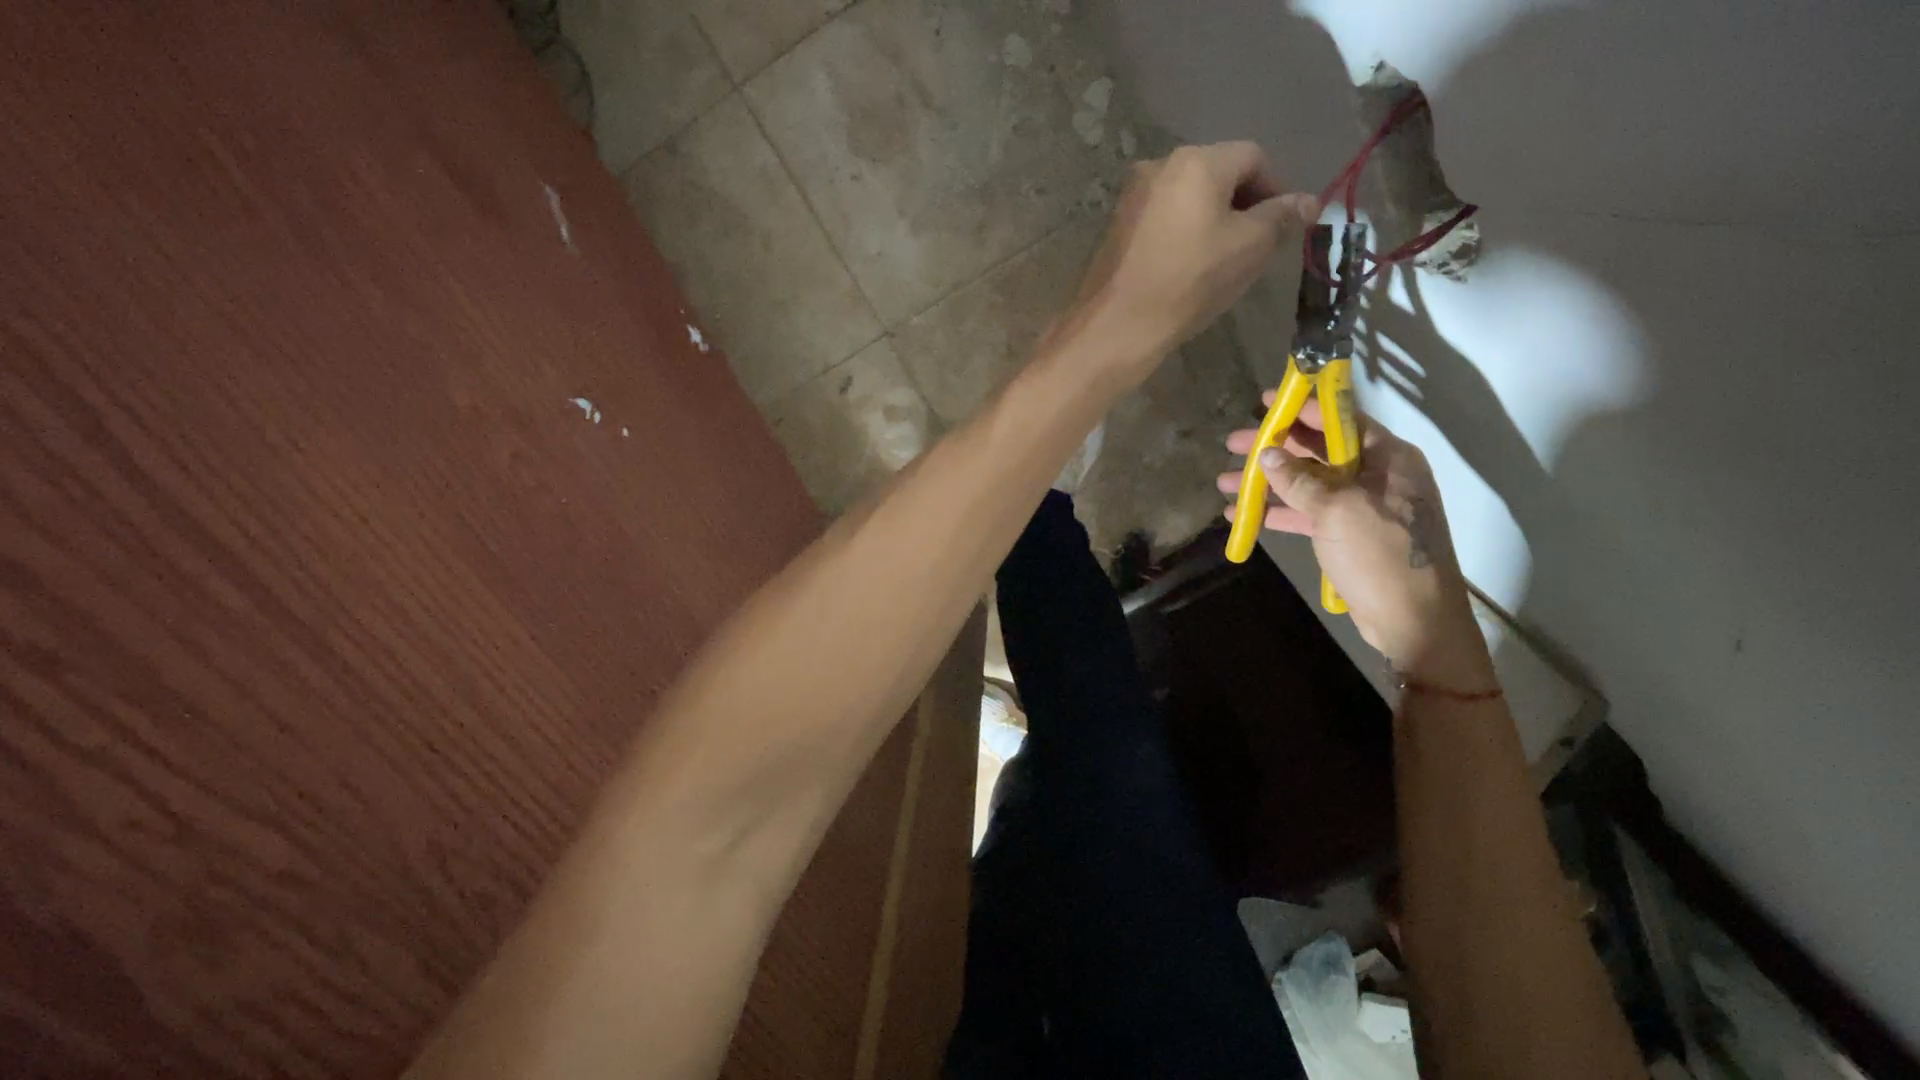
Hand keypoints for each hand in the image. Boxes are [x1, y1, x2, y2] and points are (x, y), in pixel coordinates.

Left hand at [1062, 142, 1318, 381]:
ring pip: (1189, 196)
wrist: (1117, 324)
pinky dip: (1185, 232)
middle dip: (1244, 203)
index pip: (1253, 157)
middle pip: (1218, 172)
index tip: (1286, 226)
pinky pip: (1164, 217)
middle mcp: (1160, 165)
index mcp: (1196, 160)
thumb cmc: (1190, 280)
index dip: (1277, 187)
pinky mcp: (1117, 225)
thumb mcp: (1249, 248)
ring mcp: (1133, 195)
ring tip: (1225, 259)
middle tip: (1258, 245)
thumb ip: (1281, 218)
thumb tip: (1310, 201)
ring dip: (1214, 218)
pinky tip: (1190, 266)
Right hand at [1217, 395, 1476, 666]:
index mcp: (1388, 458)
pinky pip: (1309, 515)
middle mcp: (1377, 476)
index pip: (1342, 420)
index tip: (1266, 403)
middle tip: (1234, 445)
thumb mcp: (1337, 510)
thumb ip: (1300, 479)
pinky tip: (1243, 516)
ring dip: (1269, 484)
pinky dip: (1279, 513)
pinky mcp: (1350, 536)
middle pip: (1320, 451)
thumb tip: (1267, 454)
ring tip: (1226, 483)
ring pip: (1309, 484)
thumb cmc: (1382, 555)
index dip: (1303, 409)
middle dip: (1275, 448)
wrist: (1414, 621)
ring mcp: (1363, 508)